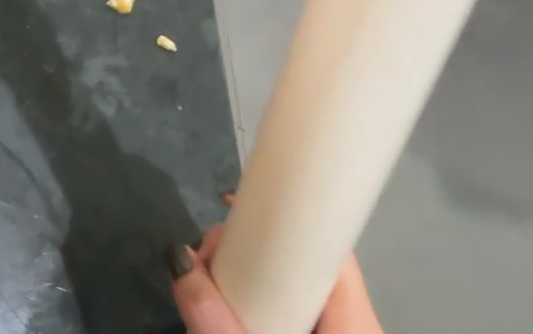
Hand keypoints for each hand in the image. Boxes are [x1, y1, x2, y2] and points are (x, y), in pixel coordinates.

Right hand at [172, 221, 382, 333]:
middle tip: (196, 263)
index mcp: (355, 331)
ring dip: (235, 286)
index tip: (228, 211)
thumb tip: (177, 260)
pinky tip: (215, 318)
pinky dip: (245, 313)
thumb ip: (222, 330)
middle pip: (297, 267)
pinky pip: (275, 320)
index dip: (285, 218)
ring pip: (281, 296)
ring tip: (195, 291)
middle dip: (240, 255)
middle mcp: (348, 332)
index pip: (332, 250)